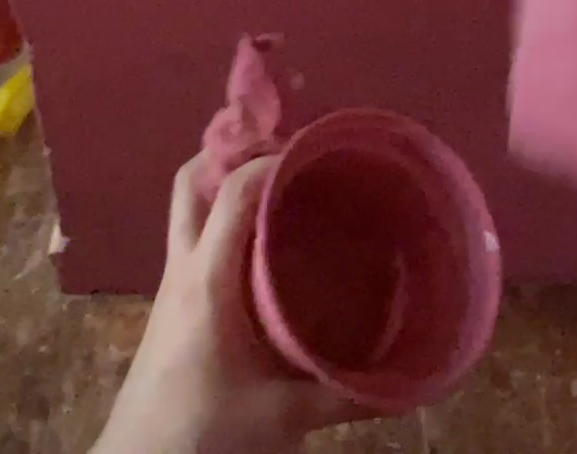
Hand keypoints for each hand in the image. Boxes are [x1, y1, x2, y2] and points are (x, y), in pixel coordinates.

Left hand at [91, 152, 364, 453]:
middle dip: (233, 152)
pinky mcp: (175, 300)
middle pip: (191, 180)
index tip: (314, 155)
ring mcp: (173, 280)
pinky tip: (262, 240)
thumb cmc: (202, 435)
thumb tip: (403, 382)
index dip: (271, 159)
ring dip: (226, 183)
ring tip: (280, 186)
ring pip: (189, 205)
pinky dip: (225, 217)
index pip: (233, 190)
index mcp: (208, 278)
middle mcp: (183, 265)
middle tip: (284, 156)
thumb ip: (343, 395)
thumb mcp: (281, 416)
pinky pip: (197, 234)